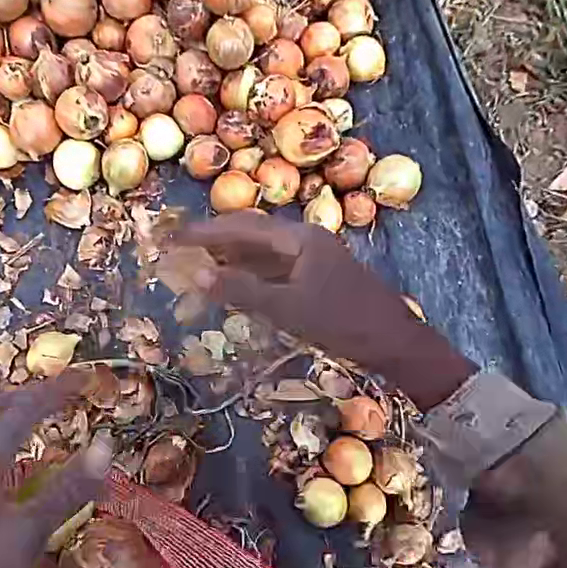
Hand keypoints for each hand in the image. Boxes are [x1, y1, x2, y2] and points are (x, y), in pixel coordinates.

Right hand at [172, 214, 474, 406]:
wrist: (394, 341)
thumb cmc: (342, 322)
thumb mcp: (287, 309)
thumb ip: (242, 289)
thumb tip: (195, 273)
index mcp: (300, 237)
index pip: (244, 226)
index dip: (206, 232)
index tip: (172, 237)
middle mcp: (307, 240)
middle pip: (254, 235)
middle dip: (216, 244)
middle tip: (179, 254)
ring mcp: (315, 259)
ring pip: (265, 255)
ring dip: (234, 263)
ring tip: (198, 272)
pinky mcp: (320, 278)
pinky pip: (279, 271)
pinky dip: (254, 278)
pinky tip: (236, 289)